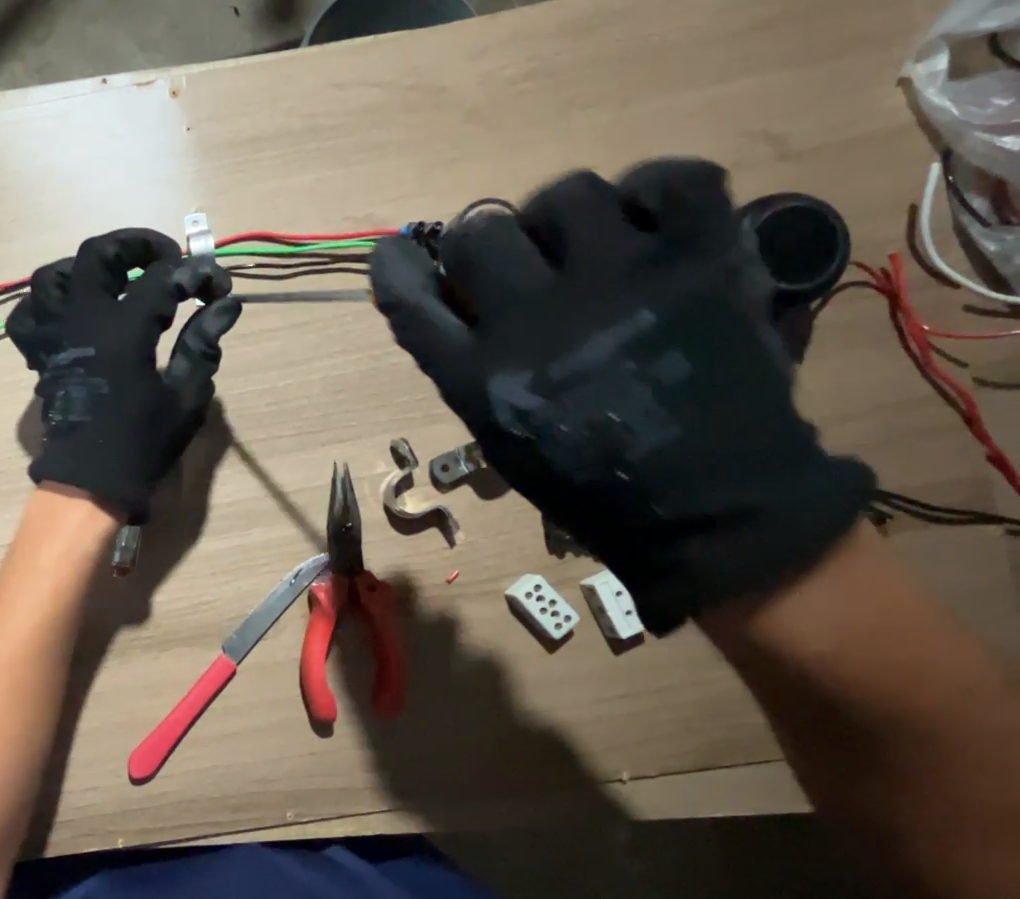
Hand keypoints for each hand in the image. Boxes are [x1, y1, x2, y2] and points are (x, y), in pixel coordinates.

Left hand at [7, 228, 241, 522]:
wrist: (90, 480)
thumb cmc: (142, 444)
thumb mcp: (185, 396)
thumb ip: (202, 344)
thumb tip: (224, 305)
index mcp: (124, 330)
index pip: (162, 278)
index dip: (195, 275)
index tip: (216, 288)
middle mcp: (82, 320)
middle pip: (97, 253)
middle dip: (135, 244)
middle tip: (164, 259)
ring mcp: (55, 335)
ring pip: (54, 276)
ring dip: (86, 268)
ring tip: (115, 279)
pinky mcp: (40, 355)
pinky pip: (29, 314)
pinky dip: (48, 303)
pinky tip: (74, 312)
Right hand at [368, 160, 873, 632]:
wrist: (712, 505)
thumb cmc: (589, 483)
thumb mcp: (499, 433)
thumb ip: (468, 363)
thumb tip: (461, 294)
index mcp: (481, 376)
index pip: (413, 299)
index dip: (400, 267)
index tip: (402, 253)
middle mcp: (537, 320)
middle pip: (481, 231)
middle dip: (487, 244)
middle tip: (517, 262)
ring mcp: (622, 281)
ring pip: (568, 193)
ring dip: (564, 218)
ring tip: (588, 245)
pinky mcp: (703, 260)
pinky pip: (673, 178)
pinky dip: (655, 191)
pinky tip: (649, 225)